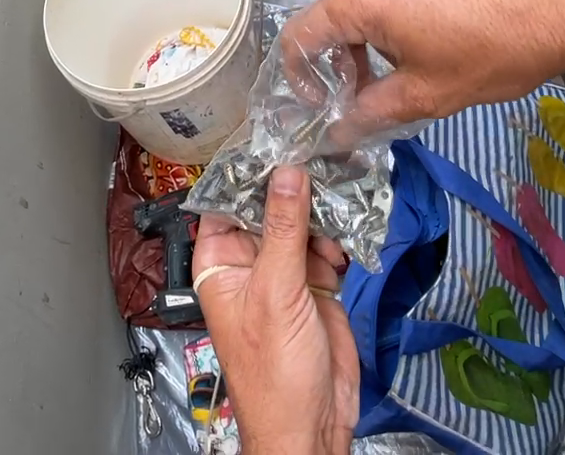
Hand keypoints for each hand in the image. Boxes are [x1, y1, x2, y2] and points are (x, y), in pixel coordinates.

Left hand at [193, 166, 357, 454]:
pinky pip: (325, 245)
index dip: (248, 170)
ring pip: (300, 221)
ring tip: (338, 197)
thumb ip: (284, 230)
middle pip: (268, 205)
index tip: (273, 137)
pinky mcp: (315, 283)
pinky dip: (338, 238)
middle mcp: (249, 259)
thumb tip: (287, 174)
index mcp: (220, 259)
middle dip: (293, 186)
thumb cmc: (273, 375)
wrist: (314, 427)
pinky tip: (344, 240)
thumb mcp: (276, 293)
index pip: (227, 199)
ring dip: (320, 212)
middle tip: (317, 154)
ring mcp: (283, 270)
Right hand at [282, 0, 564, 128]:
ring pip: (359, 8)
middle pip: (330, 22)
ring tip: (402, 77)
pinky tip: (425, 46)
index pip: (299, 37)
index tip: (322, 107)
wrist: (563, 1)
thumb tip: (338, 134)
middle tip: (367, 101)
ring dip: (366, 47)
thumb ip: (369, 114)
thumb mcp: (426, 94)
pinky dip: (389, 23)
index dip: (299, 79)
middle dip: (341, 66)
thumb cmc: (494, 48)